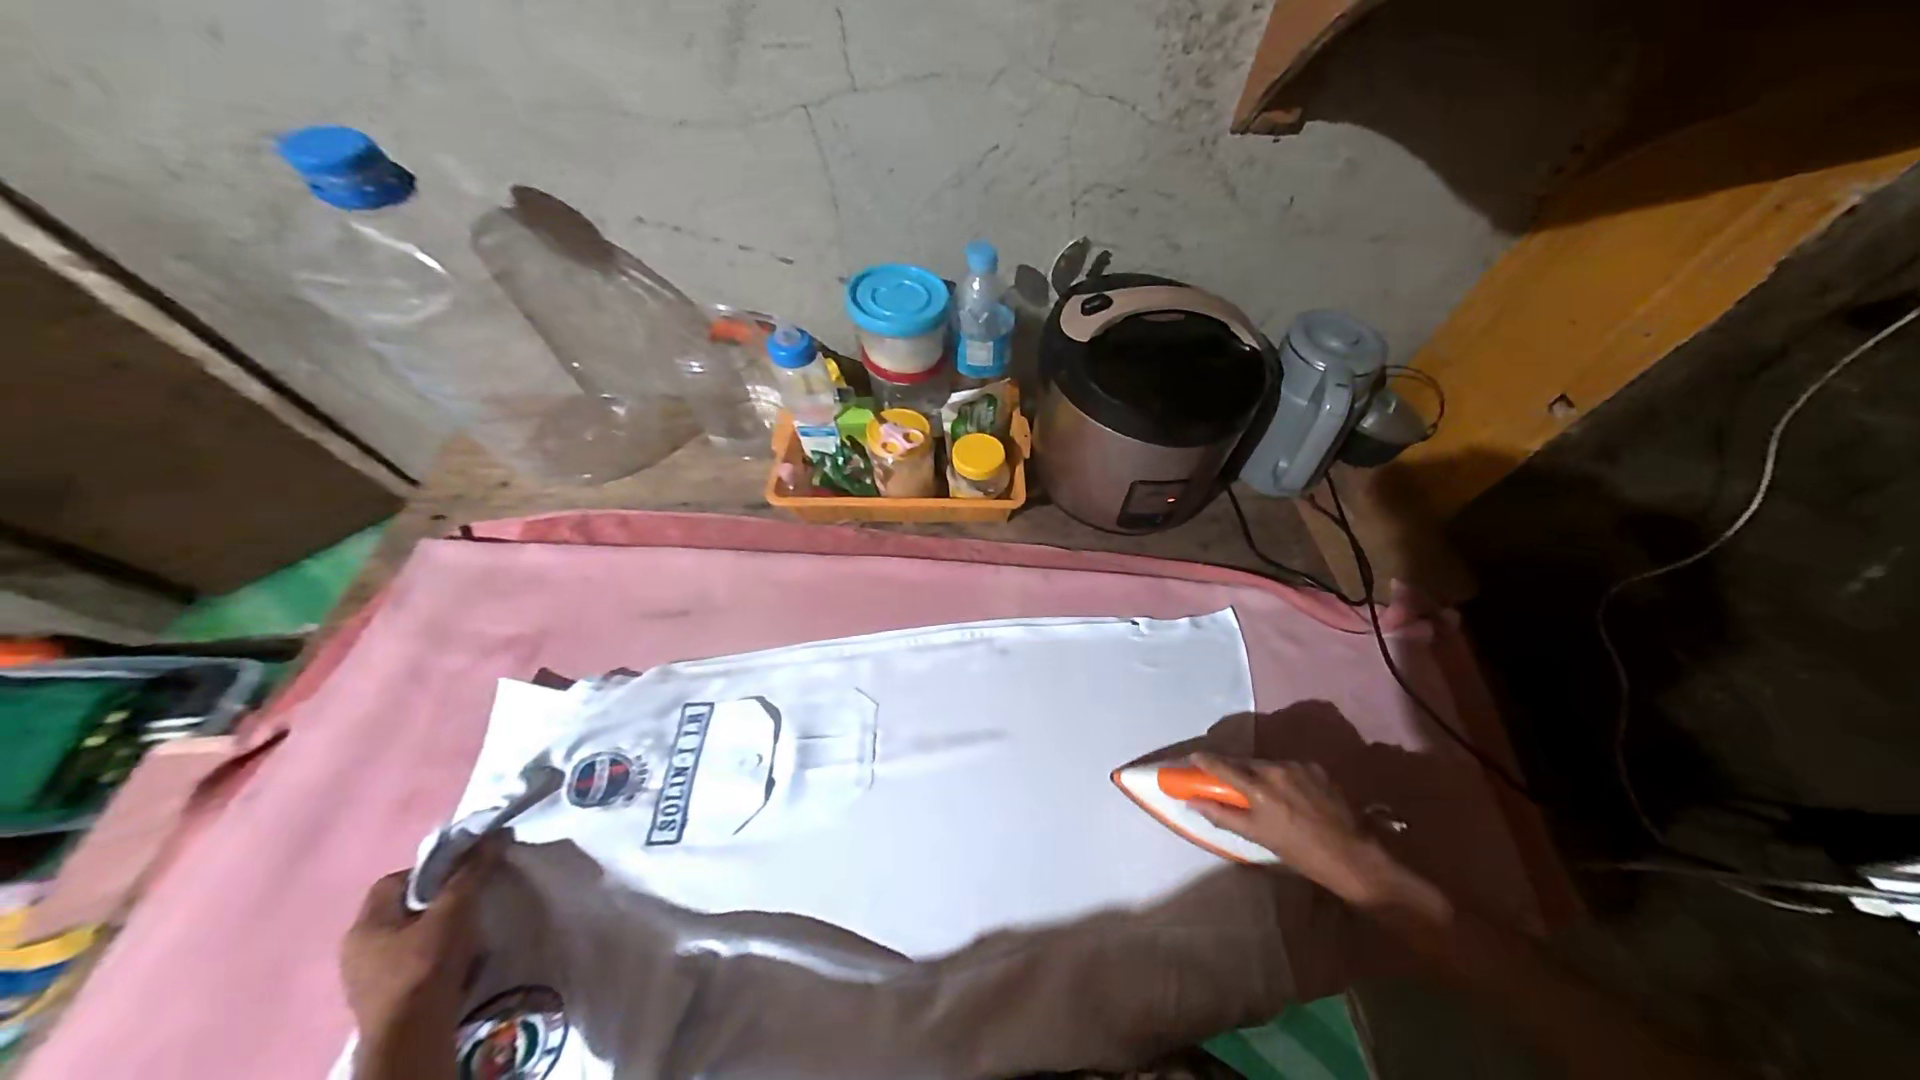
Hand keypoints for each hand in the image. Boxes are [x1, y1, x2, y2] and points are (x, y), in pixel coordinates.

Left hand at [340, 831, 503, 1032]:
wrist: (413, 1036)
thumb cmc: (426, 965)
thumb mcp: (455, 911)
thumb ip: (471, 874)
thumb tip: (491, 837)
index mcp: (365, 924)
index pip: (394, 880)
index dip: (430, 871)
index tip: (461, 875)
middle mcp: (356, 949)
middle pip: (403, 909)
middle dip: (437, 902)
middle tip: (468, 901)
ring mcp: (365, 979)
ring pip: (407, 937)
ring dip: (437, 930)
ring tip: (468, 932)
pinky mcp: (382, 1000)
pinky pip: (410, 963)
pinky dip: (433, 956)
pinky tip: (457, 961)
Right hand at [1187, 754, 1412, 909]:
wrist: (1353, 856)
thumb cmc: (1300, 852)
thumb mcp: (1257, 836)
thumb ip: (1222, 814)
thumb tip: (1192, 800)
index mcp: (1258, 789)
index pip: (1222, 766)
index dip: (1204, 760)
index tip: (1191, 758)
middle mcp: (1275, 769)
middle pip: (1243, 761)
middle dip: (1230, 766)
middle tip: (1222, 776)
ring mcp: (1297, 766)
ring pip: (1265, 762)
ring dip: (1255, 771)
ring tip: (1257, 788)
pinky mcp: (1315, 767)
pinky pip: (1287, 766)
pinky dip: (1279, 774)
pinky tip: (1285, 791)